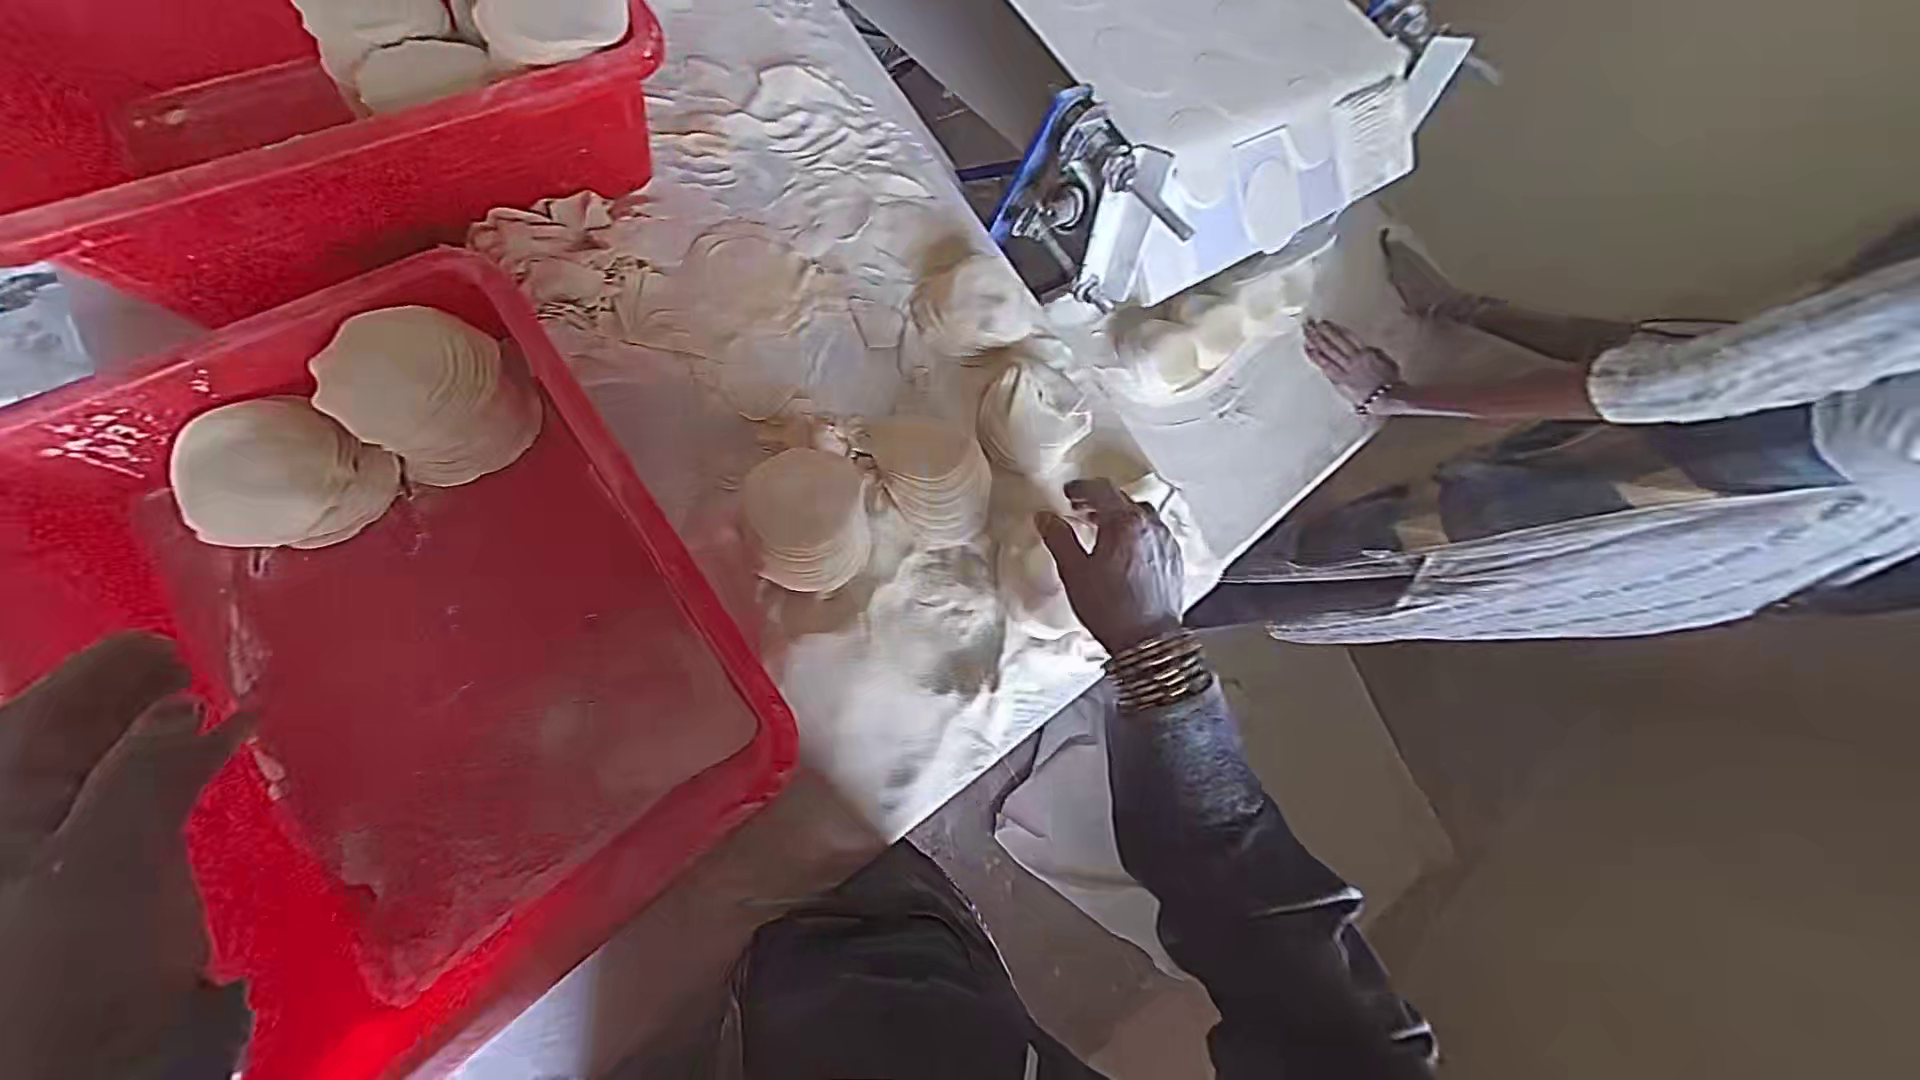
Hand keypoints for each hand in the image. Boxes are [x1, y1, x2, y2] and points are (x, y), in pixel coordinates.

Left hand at [0, 634, 252, 1079]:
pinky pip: (155, 796)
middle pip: (64, 745)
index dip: (92, 680)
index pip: (30, 727)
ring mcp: (78, 855)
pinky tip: (230, 747)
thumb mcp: (101, 867)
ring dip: (159, 727)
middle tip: (184, 656)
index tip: (157, 641)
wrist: (104, 1062)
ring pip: (113, 770)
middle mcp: (26, 832)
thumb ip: (141, 778)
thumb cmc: (72, 969)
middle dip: (122, 697)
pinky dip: (191, 764)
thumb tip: (182, 703)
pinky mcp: (131, 873)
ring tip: (208, 694)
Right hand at [1036, 478, 1184, 652]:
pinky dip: (1136, 531)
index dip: (1081, 488)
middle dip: (1099, 501)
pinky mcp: (1173, 559)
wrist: (1148, 641)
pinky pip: (1153, 533)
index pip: (1102, 490)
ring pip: (1140, 515)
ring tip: (1101, 529)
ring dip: (1119, 515)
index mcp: (1125, 523)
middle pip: (1122, 500)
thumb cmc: (1110, 608)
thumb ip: (1059, 538)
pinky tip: (1123, 548)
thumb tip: (1045, 517)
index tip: (1069, 493)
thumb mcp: (1074, 571)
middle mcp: (1150, 526)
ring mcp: (1165, 542)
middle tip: (1079, 510)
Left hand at [1305, 319, 1401, 409]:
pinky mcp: (1337, 380)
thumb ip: (1372, 352)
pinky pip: (1324, 366)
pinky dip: (1315, 357)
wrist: (1386, 398)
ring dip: (1315, 342)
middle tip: (1308, 324)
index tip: (1323, 322)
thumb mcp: (1385, 360)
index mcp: (1366, 352)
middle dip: (1320, 333)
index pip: (1346, 337)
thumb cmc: (1389, 381)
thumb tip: (1363, 348)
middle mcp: (1353, 359)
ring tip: (1305, 334)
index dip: (1333, 329)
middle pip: (1333, 343)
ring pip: (1327, 353)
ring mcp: (1344, 370)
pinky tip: (1308, 350)